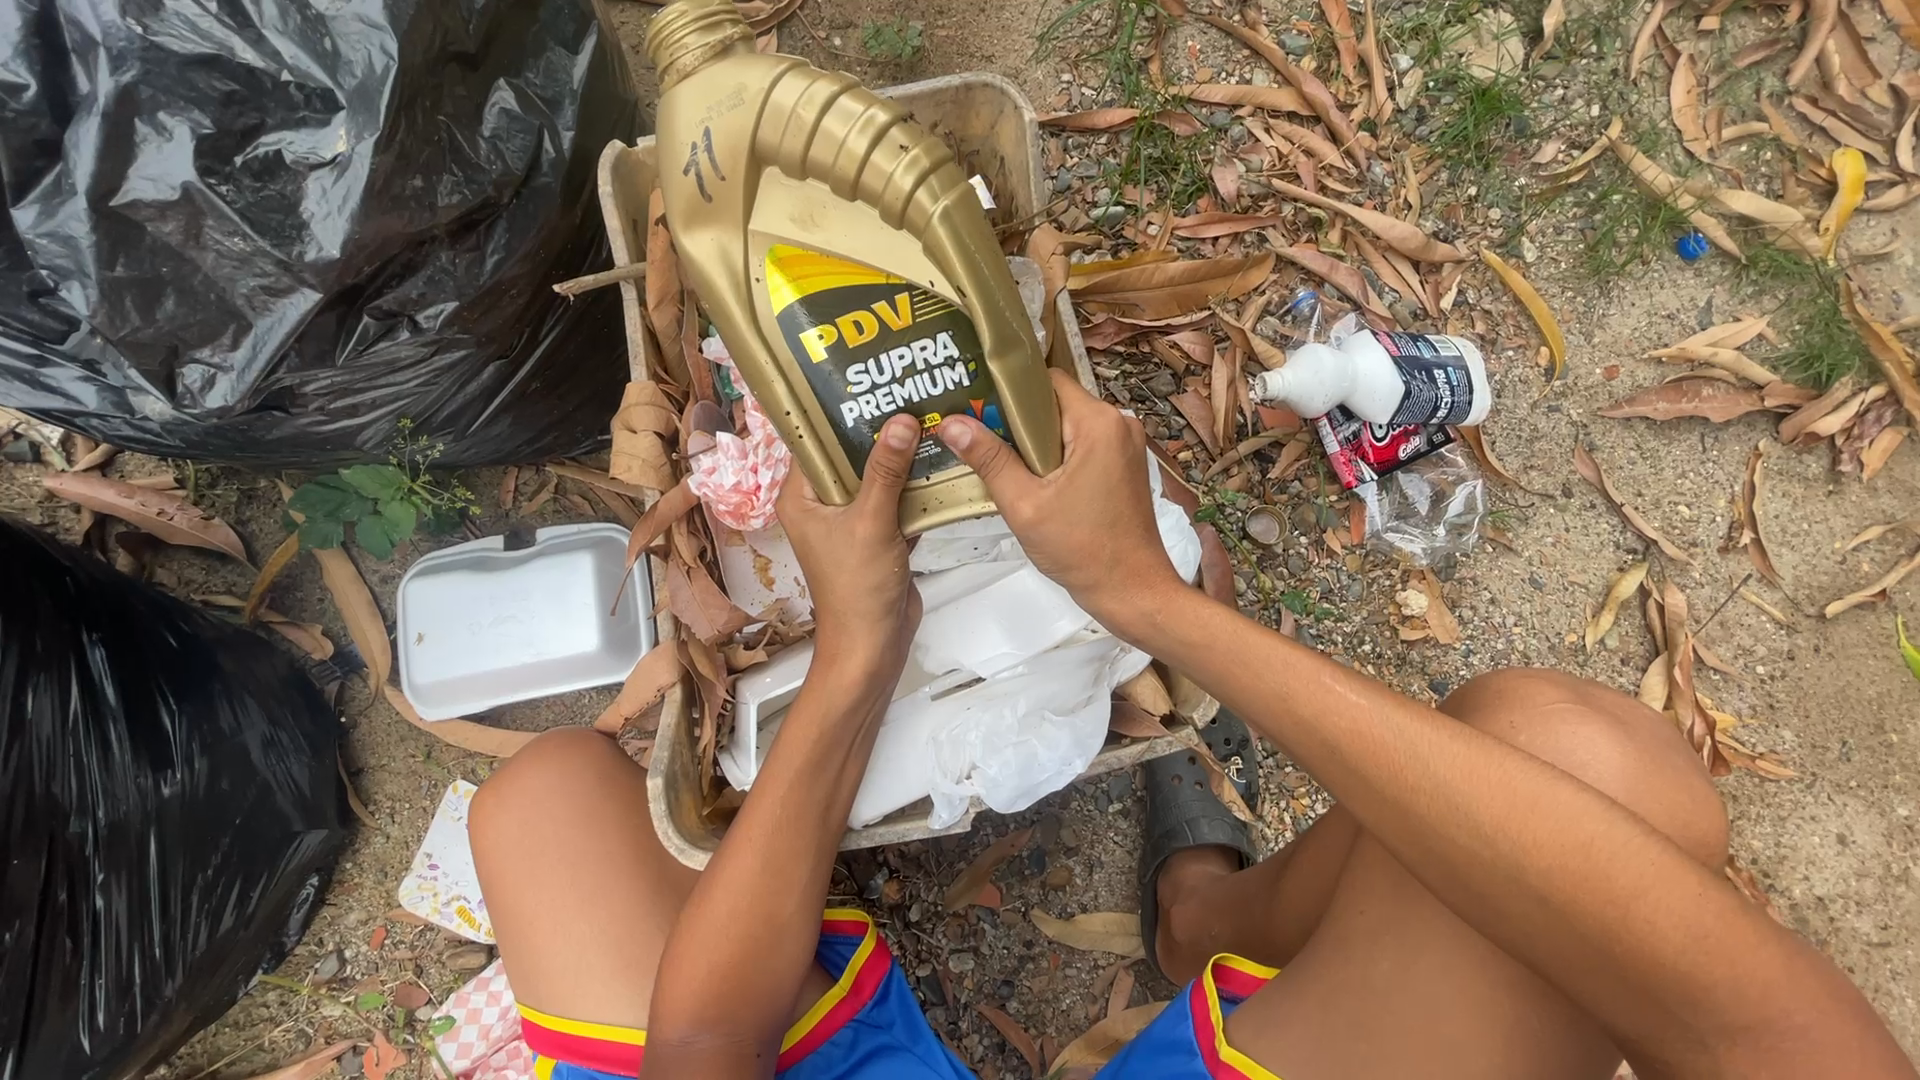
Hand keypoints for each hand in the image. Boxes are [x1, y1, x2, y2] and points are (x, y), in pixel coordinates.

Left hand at [777, 413, 922, 671]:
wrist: (874, 644)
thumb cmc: (858, 586)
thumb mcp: (870, 522)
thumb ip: (886, 471)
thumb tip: (900, 419)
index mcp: (802, 497)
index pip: (815, 441)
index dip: (839, 412)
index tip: (870, 381)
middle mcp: (823, 504)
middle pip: (851, 456)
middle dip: (880, 431)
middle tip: (912, 393)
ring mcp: (853, 520)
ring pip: (878, 478)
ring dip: (903, 458)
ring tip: (932, 418)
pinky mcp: (880, 536)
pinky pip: (897, 501)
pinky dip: (916, 488)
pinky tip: (943, 461)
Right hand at [936, 368, 1184, 626]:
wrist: (1131, 590)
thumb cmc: (1080, 549)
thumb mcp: (1024, 505)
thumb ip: (988, 459)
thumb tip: (950, 423)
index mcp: (1098, 423)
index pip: (1043, 381)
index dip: (1006, 390)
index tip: (973, 406)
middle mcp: (1118, 423)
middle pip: (1054, 402)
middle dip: (1016, 420)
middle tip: (976, 436)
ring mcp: (1124, 445)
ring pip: (1065, 425)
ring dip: (1033, 441)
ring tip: (996, 459)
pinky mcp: (1123, 465)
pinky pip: (1080, 445)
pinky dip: (1054, 456)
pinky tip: (1028, 478)